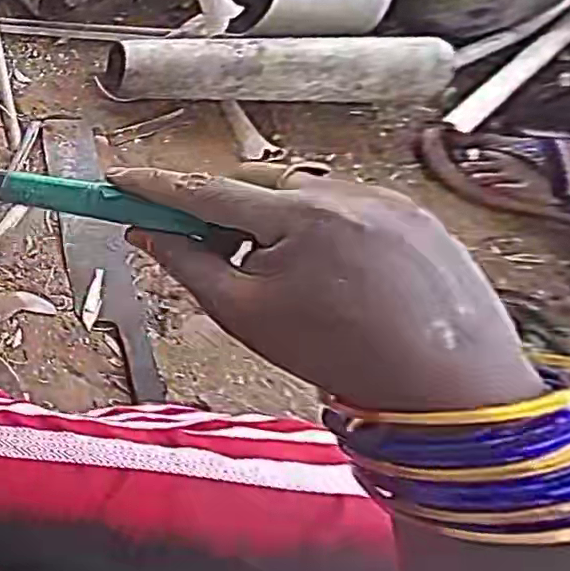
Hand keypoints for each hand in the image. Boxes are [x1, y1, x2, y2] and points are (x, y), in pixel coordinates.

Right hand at [106, 167, 541, 412]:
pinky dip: (302, 219)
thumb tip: (143, 231)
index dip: (152, 185)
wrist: (452, 391)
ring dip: (259, 212)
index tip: (118, 179)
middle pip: (247, 180)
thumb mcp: (236, 308)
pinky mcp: (413, 216)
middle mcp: (349, 198)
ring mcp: (388, 203)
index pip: (204, 190)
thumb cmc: (337, 351)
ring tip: (262, 260)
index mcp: (304, 219)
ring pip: (290, 187)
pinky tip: (305, 260)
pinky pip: (333, 199)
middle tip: (199, 242)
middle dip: (214, 206)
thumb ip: (182, 259)